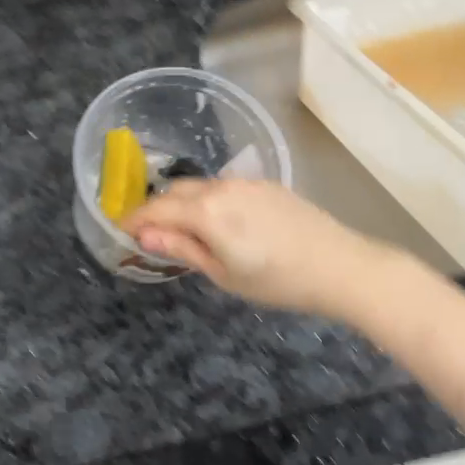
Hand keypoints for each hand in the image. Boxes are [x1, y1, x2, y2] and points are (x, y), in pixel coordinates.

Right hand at [122, 179, 401, 319]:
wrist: (342, 267)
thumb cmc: (278, 281)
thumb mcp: (224, 274)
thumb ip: (182, 249)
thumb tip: (144, 235)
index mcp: (206, 212)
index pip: (156, 210)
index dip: (135, 219)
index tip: (122, 230)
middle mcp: (220, 188)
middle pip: (174, 192)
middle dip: (156, 208)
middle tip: (148, 232)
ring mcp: (245, 183)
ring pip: (199, 186)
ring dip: (181, 203)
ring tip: (181, 228)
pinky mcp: (265, 185)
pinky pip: (222, 187)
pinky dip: (206, 199)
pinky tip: (216, 221)